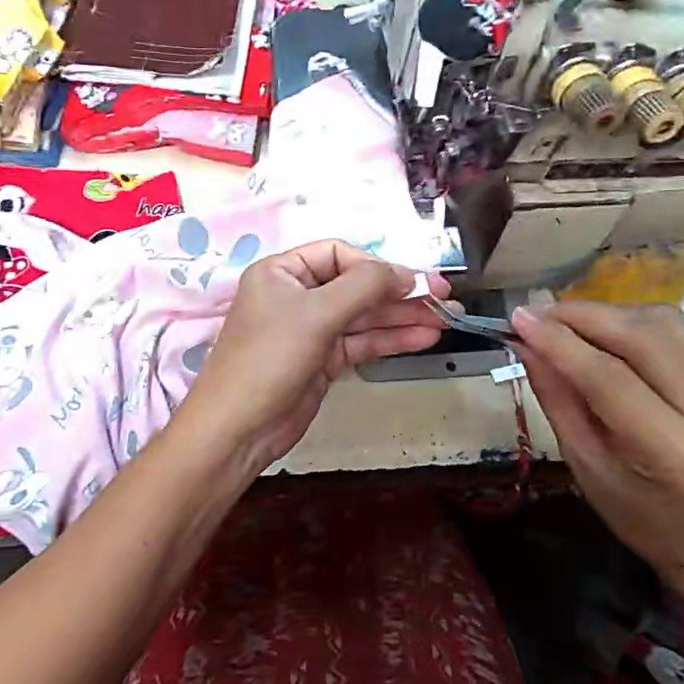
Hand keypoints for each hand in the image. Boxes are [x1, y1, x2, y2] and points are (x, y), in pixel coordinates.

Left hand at [177, 241, 449, 473]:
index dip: (377, 265)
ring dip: (403, 317)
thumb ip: (363, 287)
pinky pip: (362, 343)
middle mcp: (296, 296)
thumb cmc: (268, 360)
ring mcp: (310, 330)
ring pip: (364, 316)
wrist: (238, 429)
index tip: (413, 281)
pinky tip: (423, 337)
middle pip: (357, 286)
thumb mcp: (316, 314)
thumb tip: (404, 273)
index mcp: (282, 272)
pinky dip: (391, 340)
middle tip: (445, 297)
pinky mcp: (322, 361)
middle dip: (400, 293)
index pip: (339, 254)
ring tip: (446, 318)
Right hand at [511, 301, 683, 616]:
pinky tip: (604, 330)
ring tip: (565, 322)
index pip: (611, 380)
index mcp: (680, 457)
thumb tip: (526, 342)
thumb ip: (558, 397)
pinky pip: (681, 331)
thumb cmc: (637, 513)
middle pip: (643, 339)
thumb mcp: (584, 464)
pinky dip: (634, 321)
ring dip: (607, 314)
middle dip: (582, 317)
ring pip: (664, 324)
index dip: (560, 342)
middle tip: (536, 312)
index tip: (519, 318)